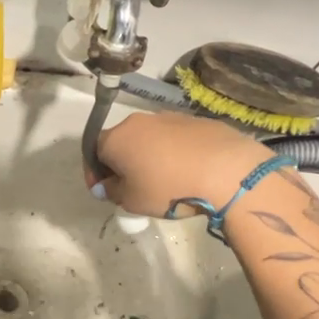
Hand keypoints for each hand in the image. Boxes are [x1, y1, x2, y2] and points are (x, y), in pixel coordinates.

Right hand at [88, 111, 275, 218]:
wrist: (226, 170)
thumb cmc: (168, 188)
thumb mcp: (132, 201)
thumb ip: (111, 191)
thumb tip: (105, 185)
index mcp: (116, 138)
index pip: (92, 150)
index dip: (94, 172)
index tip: (103, 190)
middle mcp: (138, 121)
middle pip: (120, 141)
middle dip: (120, 163)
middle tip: (130, 187)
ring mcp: (168, 118)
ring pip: (147, 138)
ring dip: (146, 157)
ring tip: (161, 180)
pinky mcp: (195, 121)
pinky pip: (173, 138)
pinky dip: (171, 153)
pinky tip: (184, 171)